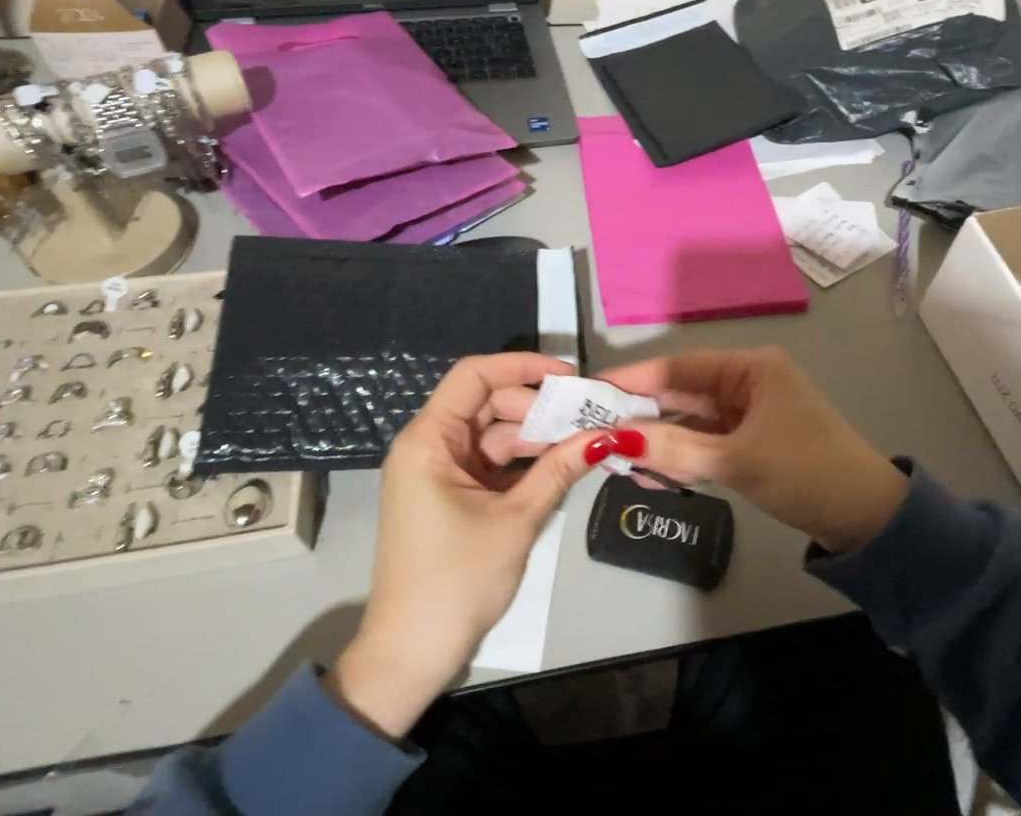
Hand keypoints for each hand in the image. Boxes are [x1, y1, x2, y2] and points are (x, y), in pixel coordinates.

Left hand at [333, 353, 595, 737]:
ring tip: (587, 441)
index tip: (570, 376)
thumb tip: (608, 435)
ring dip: (538, 437)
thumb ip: (560, 470)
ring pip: (495, 435)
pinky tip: (565, 465)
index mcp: (428, 440)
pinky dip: (526, 463)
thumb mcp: (516, 520)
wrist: (412, 653)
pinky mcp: (453, 498)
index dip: (522, 366)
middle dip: (539, 407)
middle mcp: (429, 447)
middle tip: (590, 416)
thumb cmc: (456, 580)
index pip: (474, 376)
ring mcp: (441, 474)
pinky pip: (494, 464)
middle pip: (488, 404)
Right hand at [599, 347, 907, 554]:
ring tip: (614, 461)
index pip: (679, 368)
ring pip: (688, 423)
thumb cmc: (805, 472)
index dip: (633, 381)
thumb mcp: (737, 460)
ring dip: (658, 443)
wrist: (864, 516)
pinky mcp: (749, 443)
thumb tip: (614, 440)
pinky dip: (679, 458)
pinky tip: (648, 475)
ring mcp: (747, 415)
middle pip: (680, 394)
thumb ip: (675, 450)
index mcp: (751, 369)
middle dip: (640, 416)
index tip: (589, 394)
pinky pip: (703, 444)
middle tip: (591, 433)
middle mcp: (747, 384)